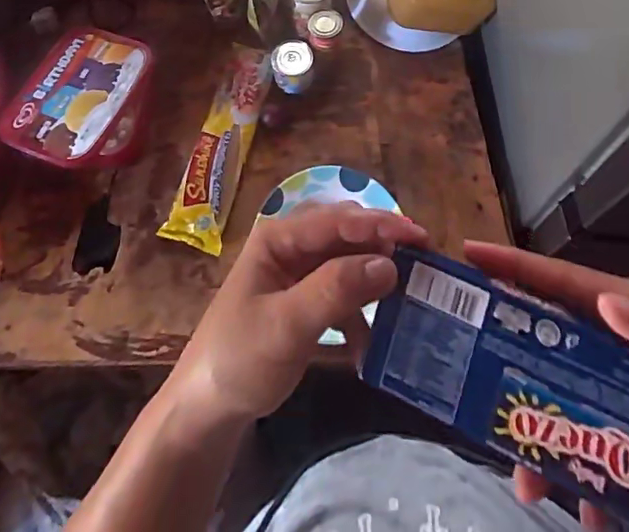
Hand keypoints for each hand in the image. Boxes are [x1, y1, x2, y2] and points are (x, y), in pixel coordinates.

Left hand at [169, 203, 428, 424]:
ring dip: (375, 276)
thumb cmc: (239, 359)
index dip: (380, 224)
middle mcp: (291, 247)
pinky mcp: (306, 301)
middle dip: (382, 244)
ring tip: (408, 292)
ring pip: (348, 261)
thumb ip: (335, 290)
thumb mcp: (287, 325)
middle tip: (422, 259)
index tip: (420, 237)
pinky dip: (361, 311)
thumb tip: (389, 263)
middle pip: (346, 234)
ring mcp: (299, 274)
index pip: (337, 220)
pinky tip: (372, 340)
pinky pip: (343, 292)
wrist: (207, 409)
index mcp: (279, 238)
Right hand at [464, 242, 628, 531]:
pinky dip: (584, 475)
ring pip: (569, 399)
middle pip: (555, 341)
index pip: (570, 282)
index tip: (469, 257)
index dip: (518, 267)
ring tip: (529, 485)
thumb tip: (604, 298)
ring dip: (545, 438)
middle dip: (514, 367)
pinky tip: (589, 514)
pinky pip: (596, 443)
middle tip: (481, 398)